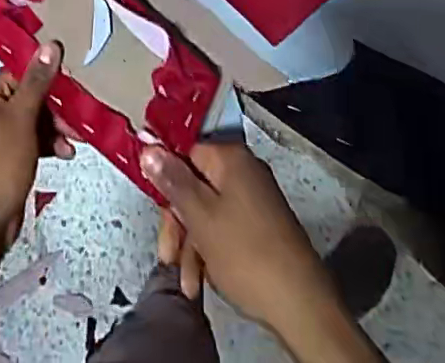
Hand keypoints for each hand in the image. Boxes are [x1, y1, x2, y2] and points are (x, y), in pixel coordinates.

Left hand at [0, 41, 73, 246]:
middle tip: (75, 119)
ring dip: (55, 127)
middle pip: (30, 96)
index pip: (20, 73)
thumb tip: (50, 45)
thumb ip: (38, 81)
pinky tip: (64, 153)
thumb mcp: (23, 117)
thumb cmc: (1, 164)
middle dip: (55, 108)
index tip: (69, 86)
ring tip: (73, 140)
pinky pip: (33, 138)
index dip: (45, 78)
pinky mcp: (8, 157)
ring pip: (35, 118)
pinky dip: (49, 143)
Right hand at [143, 142, 380, 361]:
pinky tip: (201, 280)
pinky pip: (222, 227)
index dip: (166, 179)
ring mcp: (252, 197)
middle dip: (178, 223)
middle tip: (169, 254)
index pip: (186, 153)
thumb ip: (173, 181)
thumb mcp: (200, 216)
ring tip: (188, 281)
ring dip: (190, 246)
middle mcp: (243, 170)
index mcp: (230, 158)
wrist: (295, 296)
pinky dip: (208, 251)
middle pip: (194, 186)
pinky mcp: (256, 223)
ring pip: (205, 212)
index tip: (156, 206)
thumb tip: (150, 148)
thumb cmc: (245, 251)